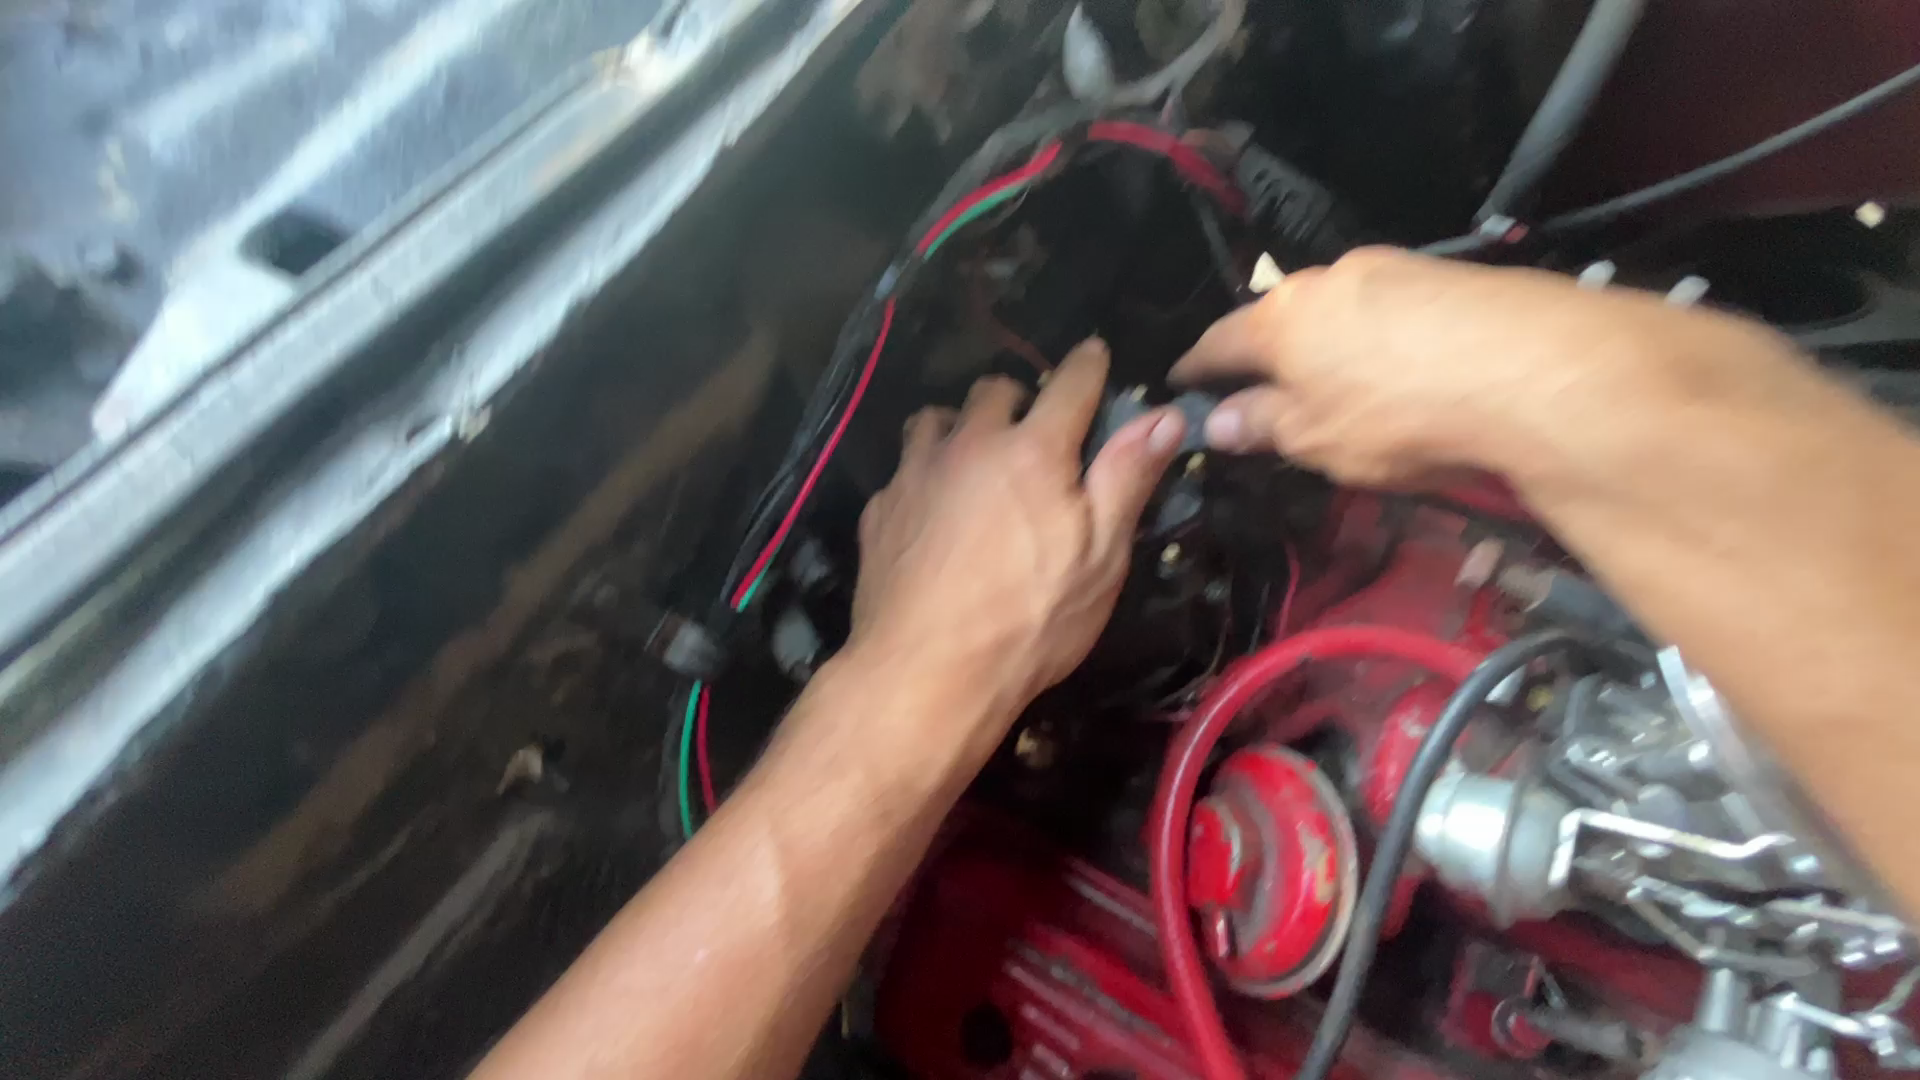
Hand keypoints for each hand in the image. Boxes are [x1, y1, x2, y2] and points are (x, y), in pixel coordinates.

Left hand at [849, 339, 1185, 744]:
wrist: (927, 672)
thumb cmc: (1030, 620)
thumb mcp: (1099, 556)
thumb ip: (1127, 477)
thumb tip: (1162, 414)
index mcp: (1033, 450)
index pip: (1070, 381)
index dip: (1089, 365)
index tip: (1095, 358)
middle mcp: (969, 445)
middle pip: (994, 389)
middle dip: (1019, 399)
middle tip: (1034, 435)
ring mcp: (915, 474)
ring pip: (936, 419)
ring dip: (960, 427)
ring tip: (973, 461)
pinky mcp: (880, 509)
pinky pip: (903, 470)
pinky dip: (923, 475)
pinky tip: (930, 511)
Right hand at [1169, 247, 1815, 490]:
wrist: (1547, 375)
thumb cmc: (1398, 415)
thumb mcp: (1313, 438)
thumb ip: (1260, 425)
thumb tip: (1217, 422)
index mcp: (1280, 319)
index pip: (1216, 342)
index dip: (1193, 369)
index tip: (1180, 385)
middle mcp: (1329, 279)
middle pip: (1278, 320)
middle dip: (1263, 355)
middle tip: (1260, 393)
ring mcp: (1394, 268)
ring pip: (1336, 311)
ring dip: (1323, 345)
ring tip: (1335, 385)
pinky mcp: (1451, 275)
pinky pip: (1389, 309)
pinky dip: (1377, 339)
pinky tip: (1400, 371)